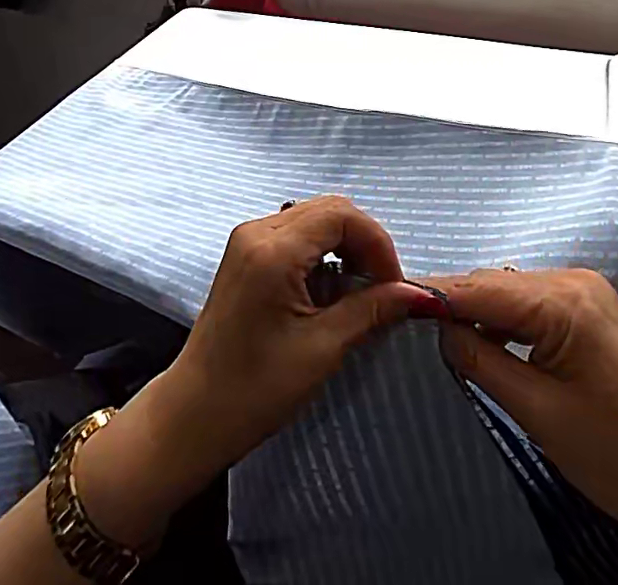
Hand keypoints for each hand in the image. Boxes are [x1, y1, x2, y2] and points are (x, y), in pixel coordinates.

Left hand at [73, 197, 428, 546]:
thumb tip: (419, 293)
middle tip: (381, 290)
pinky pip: (292, 236)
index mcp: (271, 249)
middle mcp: (254, 232)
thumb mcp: (323, 347)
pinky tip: (329, 293)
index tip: (394, 286)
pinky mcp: (243, 256)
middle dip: (363, 242)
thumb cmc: (257, 385)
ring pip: (310, 220)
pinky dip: (320, 254)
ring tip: (358, 295)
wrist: (199, 406)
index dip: (377, 243)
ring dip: (343, 247)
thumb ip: (372, 309)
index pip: (340, 214)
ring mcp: (245, 241)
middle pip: (326, 210)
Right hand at [423, 269, 617, 581]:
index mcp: (563, 301)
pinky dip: (498, 322)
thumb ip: (474, 356)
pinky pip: (524, 305)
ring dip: (471, 314)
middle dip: (447, 306)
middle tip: (401, 329)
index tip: (379, 304)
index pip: (472, 286)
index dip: (424, 296)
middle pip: (485, 284)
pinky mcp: (588, 312)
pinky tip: (480, 344)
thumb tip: (431, 325)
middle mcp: (573, 282)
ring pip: (501, 293)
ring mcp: (584, 294)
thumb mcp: (534, 409)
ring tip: (435, 340)